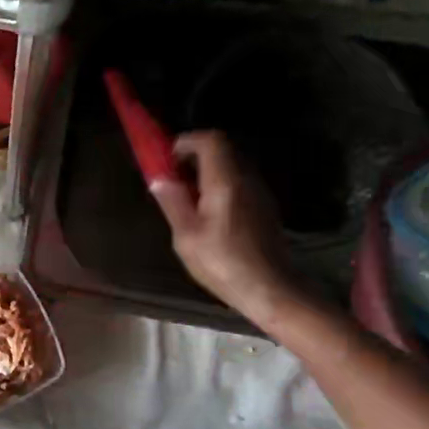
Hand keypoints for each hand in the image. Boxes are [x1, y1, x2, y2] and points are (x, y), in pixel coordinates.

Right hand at [150, 131, 299, 323]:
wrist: (269, 289)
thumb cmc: (223, 264)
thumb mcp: (187, 237)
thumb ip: (173, 202)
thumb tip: (159, 178)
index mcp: (225, 182)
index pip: (210, 140)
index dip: (186, 142)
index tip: (166, 160)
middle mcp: (246, 179)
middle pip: (221, 150)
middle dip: (193, 157)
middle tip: (172, 180)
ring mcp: (259, 192)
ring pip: (231, 166)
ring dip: (206, 173)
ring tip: (186, 199)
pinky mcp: (264, 207)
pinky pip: (238, 183)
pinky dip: (219, 186)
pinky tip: (208, 214)